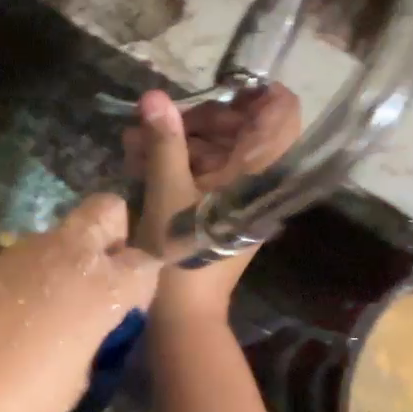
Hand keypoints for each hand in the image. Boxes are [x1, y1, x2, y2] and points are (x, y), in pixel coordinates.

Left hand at [0, 194, 160, 411]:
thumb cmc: (15, 404)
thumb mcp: (73, 385)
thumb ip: (89, 343)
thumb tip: (83, 331)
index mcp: (100, 287)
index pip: (144, 264)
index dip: (138, 288)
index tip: (123, 314)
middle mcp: (64, 255)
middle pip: (105, 212)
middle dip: (111, 239)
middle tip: (94, 284)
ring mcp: (18, 255)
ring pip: (56, 237)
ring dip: (61, 263)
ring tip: (40, 316)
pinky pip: (18, 263)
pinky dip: (24, 281)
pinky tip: (4, 323)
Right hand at [123, 86, 302, 324]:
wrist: (184, 317)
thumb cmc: (182, 255)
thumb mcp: (168, 194)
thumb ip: (164, 143)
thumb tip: (153, 97)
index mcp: (261, 168)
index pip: (278, 108)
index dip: (246, 95)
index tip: (205, 97)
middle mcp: (259, 180)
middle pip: (241, 130)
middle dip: (197, 120)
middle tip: (156, 123)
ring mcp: (238, 201)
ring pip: (218, 155)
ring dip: (179, 144)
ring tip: (134, 143)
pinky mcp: (218, 219)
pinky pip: (206, 180)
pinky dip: (178, 168)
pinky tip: (140, 164)